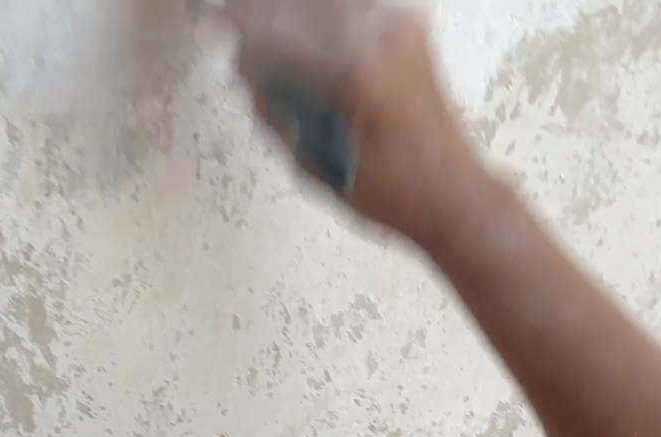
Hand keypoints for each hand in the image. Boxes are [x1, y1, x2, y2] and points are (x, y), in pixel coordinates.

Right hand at [221, 0, 485, 244]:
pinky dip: (321, 13)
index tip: (212, 25)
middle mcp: (380, 35)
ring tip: (261, 26)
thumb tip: (246, 72)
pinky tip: (302, 25)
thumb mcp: (314, 167)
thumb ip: (277, 113)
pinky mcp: (410, 25)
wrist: (449, 191)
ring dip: (290, 12)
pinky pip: (354, 6)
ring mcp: (399, 25)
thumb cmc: (389, 193)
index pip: (278, 33)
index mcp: (352, 72)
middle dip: (260, 12)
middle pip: (301, 3)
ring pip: (326, 1)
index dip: (237, 26)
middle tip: (227, 18)